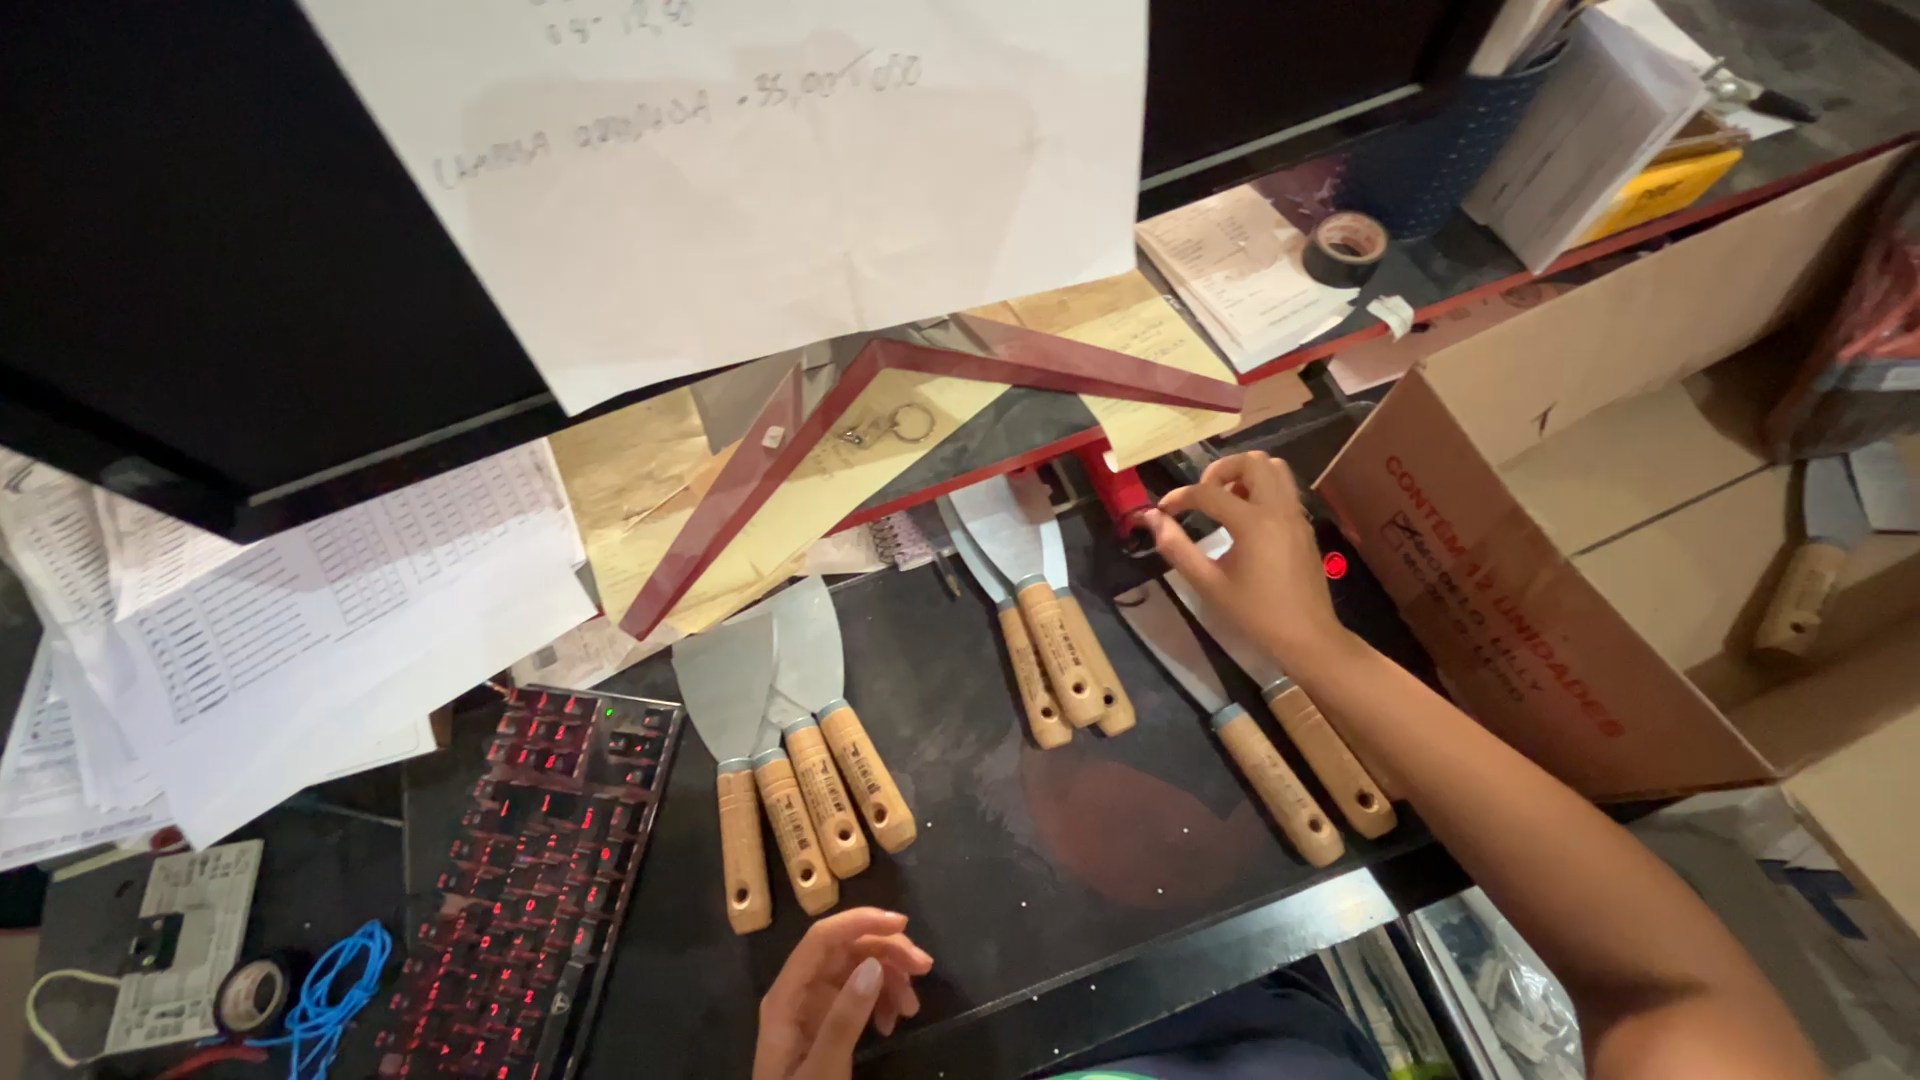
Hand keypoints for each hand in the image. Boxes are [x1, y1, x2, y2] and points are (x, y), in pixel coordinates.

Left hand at [753, 908, 934, 1079]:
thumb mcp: (821, 1073)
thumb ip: (844, 1020)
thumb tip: (873, 964)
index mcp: (786, 996)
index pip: (821, 938)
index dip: (860, 921)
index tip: (902, 925)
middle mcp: (798, 991)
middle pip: (845, 948)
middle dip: (886, 950)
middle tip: (924, 968)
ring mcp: (812, 1006)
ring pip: (857, 967)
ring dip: (890, 976)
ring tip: (911, 1007)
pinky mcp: (826, 1022)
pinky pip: (859, 992)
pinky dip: (882, 998)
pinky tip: (893, 1022)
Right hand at [1152, 451, 1355, 674]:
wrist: (1306, 636)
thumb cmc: (1254, 613)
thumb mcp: (1208, 584)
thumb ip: (1177, 547)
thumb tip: (1152, 519)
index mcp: (1253, 523)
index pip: (1208, 492)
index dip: (1179, 497)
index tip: (1163, 511)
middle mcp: (1278, 509)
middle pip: (1252, 461)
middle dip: (1220, 471)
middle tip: (1202, 495)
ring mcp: (1296, 515)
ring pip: (1274, 469)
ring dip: (1245, 475)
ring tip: (1224, 501)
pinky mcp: (1304, 525)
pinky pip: (1283, 490)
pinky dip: (1261, 490)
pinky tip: (1244, 520)